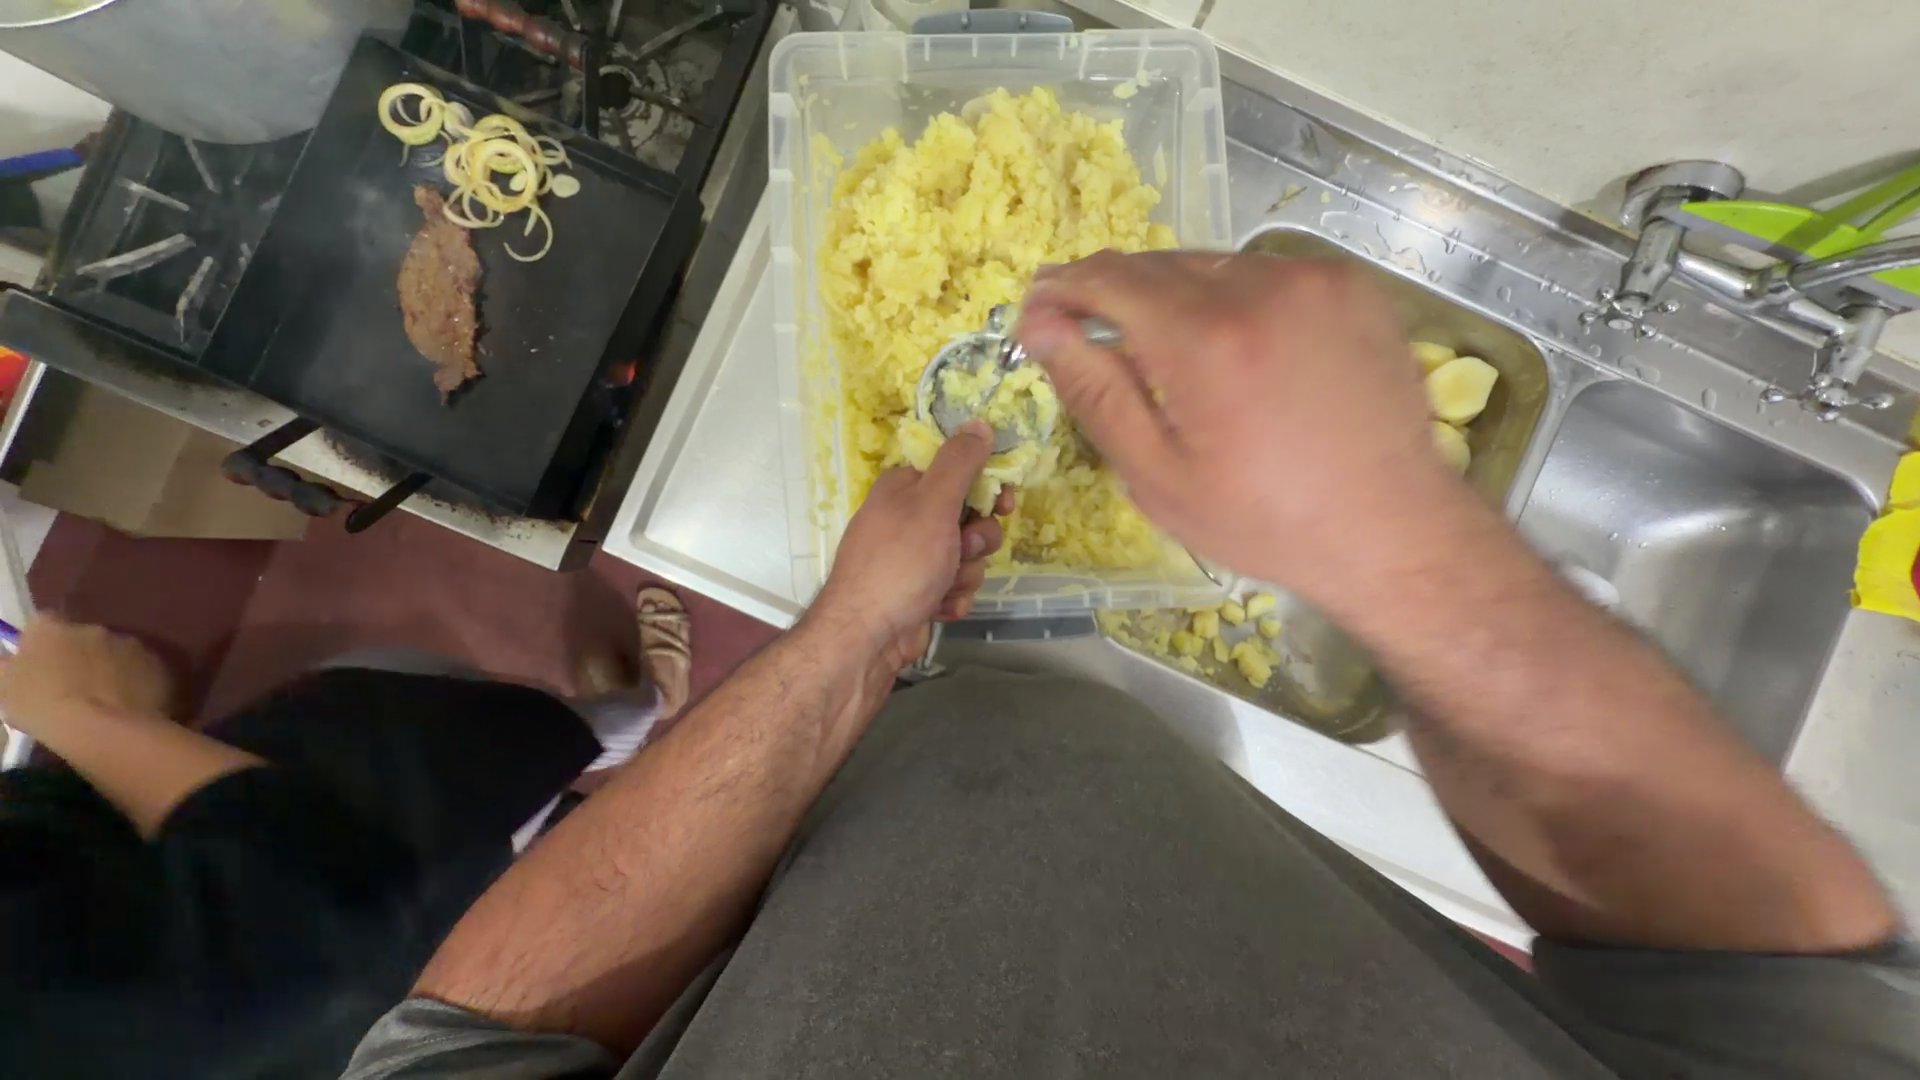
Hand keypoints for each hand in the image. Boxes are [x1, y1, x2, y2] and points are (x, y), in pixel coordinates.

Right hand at [0, 614, 173, 736]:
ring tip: (98, 692)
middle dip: (76, 652)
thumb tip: (14, 658)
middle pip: (83, 637)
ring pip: (115, 650)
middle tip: (67, 679)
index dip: (39, 639)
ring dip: (106, 664)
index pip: (43, 621)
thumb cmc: (42, 703)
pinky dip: (132, 676)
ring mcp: (133, 645)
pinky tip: (123, 697)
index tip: (37, 657)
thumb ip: (8, 664)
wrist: (104, 723)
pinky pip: (140, 665)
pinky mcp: (158, 663)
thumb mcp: (3, 684)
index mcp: (55, 630)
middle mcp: (97, 630)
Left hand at [807, 421, 1009, 672]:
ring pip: (967, 557)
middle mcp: (907, 519)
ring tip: (941, 587)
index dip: (985, 490)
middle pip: (969, 519)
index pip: (958, 474)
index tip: (1003, 504)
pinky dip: (952, 599)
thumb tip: (978, 423)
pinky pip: (955, 587)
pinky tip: (937, 609)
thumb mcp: (933, 504)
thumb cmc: (900, 563)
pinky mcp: (918, 593)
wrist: (868, 637)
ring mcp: (912, 559)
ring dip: (964, 574)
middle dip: (975, 542)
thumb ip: (959, 463)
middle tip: (963, 550)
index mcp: (905, 488)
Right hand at [1018, 251, 1454, 597]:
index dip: (1062, 289)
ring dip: (1165, 295)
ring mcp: (1315, 279)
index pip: (1109, 280)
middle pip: (1156, 265)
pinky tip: (1221, 346)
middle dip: (1108, 292)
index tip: (1036, 311)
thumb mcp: (1157, 474)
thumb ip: (1095, 391)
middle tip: (1080, 329)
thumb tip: (1041, 327)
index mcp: (1207, 339)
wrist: (1389, 529)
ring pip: (1207, 265)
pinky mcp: (1350, 286)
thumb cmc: (1262, 519)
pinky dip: (1223, 298)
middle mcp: (1263, 286)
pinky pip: (1260, 275)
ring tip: (1149, 345)